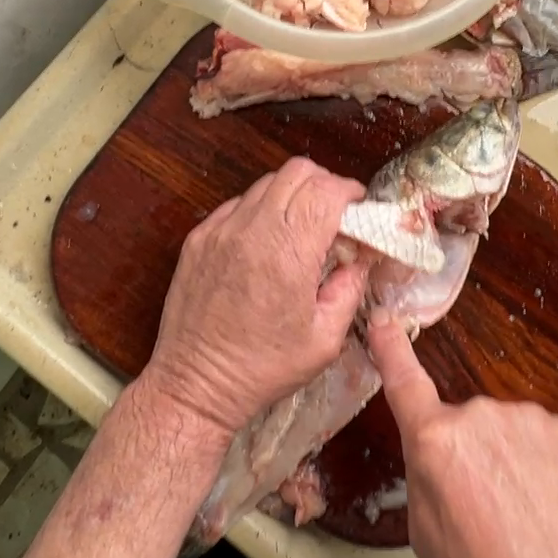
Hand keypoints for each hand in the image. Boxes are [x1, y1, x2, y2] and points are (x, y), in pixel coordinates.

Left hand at [141, 158, 370, 436]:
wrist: (196, 385)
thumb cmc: (264, 368)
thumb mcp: (325, 339)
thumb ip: (350, 288)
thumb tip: (361, 255)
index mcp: (288, 253)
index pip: (325, 191)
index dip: (349, 191)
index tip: (358, 205)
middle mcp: (253, 229)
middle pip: (297, 172)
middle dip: (323, 184)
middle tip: (334, 211)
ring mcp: (221, 229)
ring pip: (266, 183)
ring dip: (291, 194)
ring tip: (300, 226)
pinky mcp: (199, 237)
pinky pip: (238, 204)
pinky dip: (260, 210)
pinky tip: (266, 241)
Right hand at [367, 315, 557, 557]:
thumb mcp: (429, 536)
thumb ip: (425, 481)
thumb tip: (436, 464)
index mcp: (436, 442)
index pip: (404, 381)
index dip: (391, 349)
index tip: (383, 323)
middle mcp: (481, 418)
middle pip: (470, 428)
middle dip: (477, 458)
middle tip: (491, 508)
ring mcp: (531, 420)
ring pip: (515, 437)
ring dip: (519, 466)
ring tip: (531, 518)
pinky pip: (554, 446)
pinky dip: (556, 473)